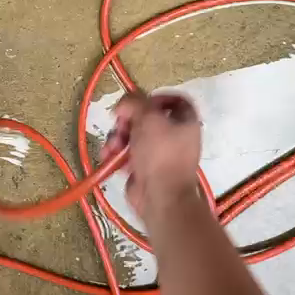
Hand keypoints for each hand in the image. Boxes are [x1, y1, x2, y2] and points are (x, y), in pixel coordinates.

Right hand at [101, 91, 203, 215]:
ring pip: (132, 134)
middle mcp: (174, 136)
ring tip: (112, 148)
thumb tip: (122, 106)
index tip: (139, 103)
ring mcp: (158, 153)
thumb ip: (134, 102)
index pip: (175, 100)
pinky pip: (126, 152)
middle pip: (146, 117)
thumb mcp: (148, 118)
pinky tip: (109, 157)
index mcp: (185, 122)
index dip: (156, 97)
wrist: (160, 196)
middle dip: (127, 120)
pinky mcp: (143, 167)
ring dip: (117, 137)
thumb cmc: (160, 153)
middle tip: (120, 125)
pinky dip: (116, 153)